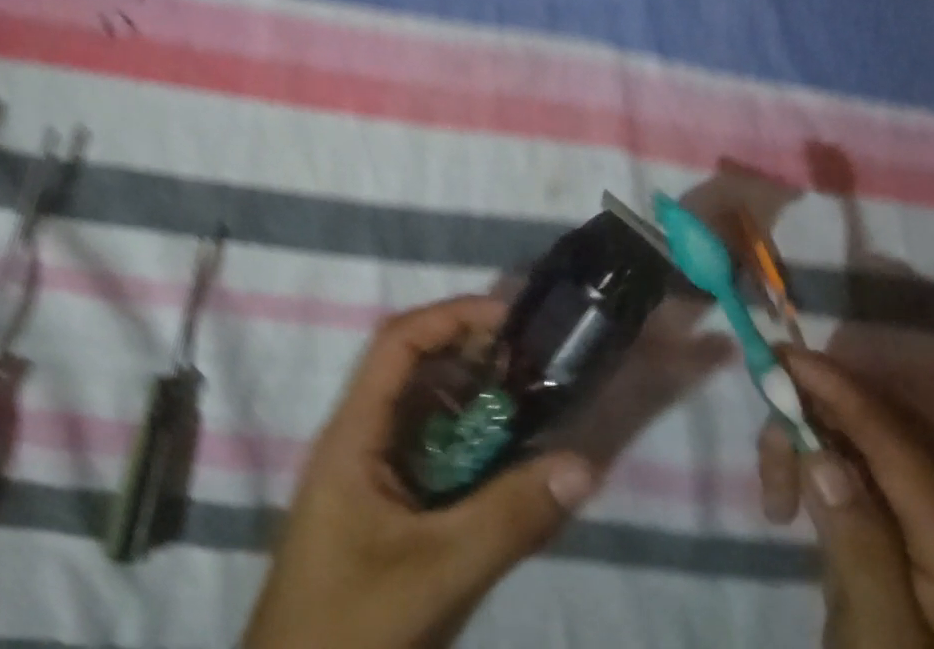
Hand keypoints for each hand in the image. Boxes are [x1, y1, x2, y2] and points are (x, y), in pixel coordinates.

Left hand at [243, 296, 597, 648]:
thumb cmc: (348, 623)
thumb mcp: (434, 572)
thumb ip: (508, 519)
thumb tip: (585, 464)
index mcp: (353, 435)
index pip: (396, 344)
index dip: (450, 316)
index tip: (512, 318)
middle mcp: (359, 441)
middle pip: (414, 372)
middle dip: (473, 355)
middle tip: (539, 362)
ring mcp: (370, 477)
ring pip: (426, 416)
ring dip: (476, 402)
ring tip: (536, 401)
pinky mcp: (385, 510)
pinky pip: (433, 458)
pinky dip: (472, 448)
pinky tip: (513, 462)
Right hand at [759, 348, 933, 648]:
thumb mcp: (876, 629)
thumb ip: (858, 543)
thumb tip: (823, 456)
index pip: (899, 445)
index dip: (843, 393)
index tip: (785, 358)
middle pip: (889, 431)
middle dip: (825, 405)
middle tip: (765, 398)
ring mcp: (924, 525)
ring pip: (869, 446)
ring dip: (814, 440)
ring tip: (771, 485)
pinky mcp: (896, 533)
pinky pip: (857, 471)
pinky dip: (817, 463)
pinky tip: (790, 489)